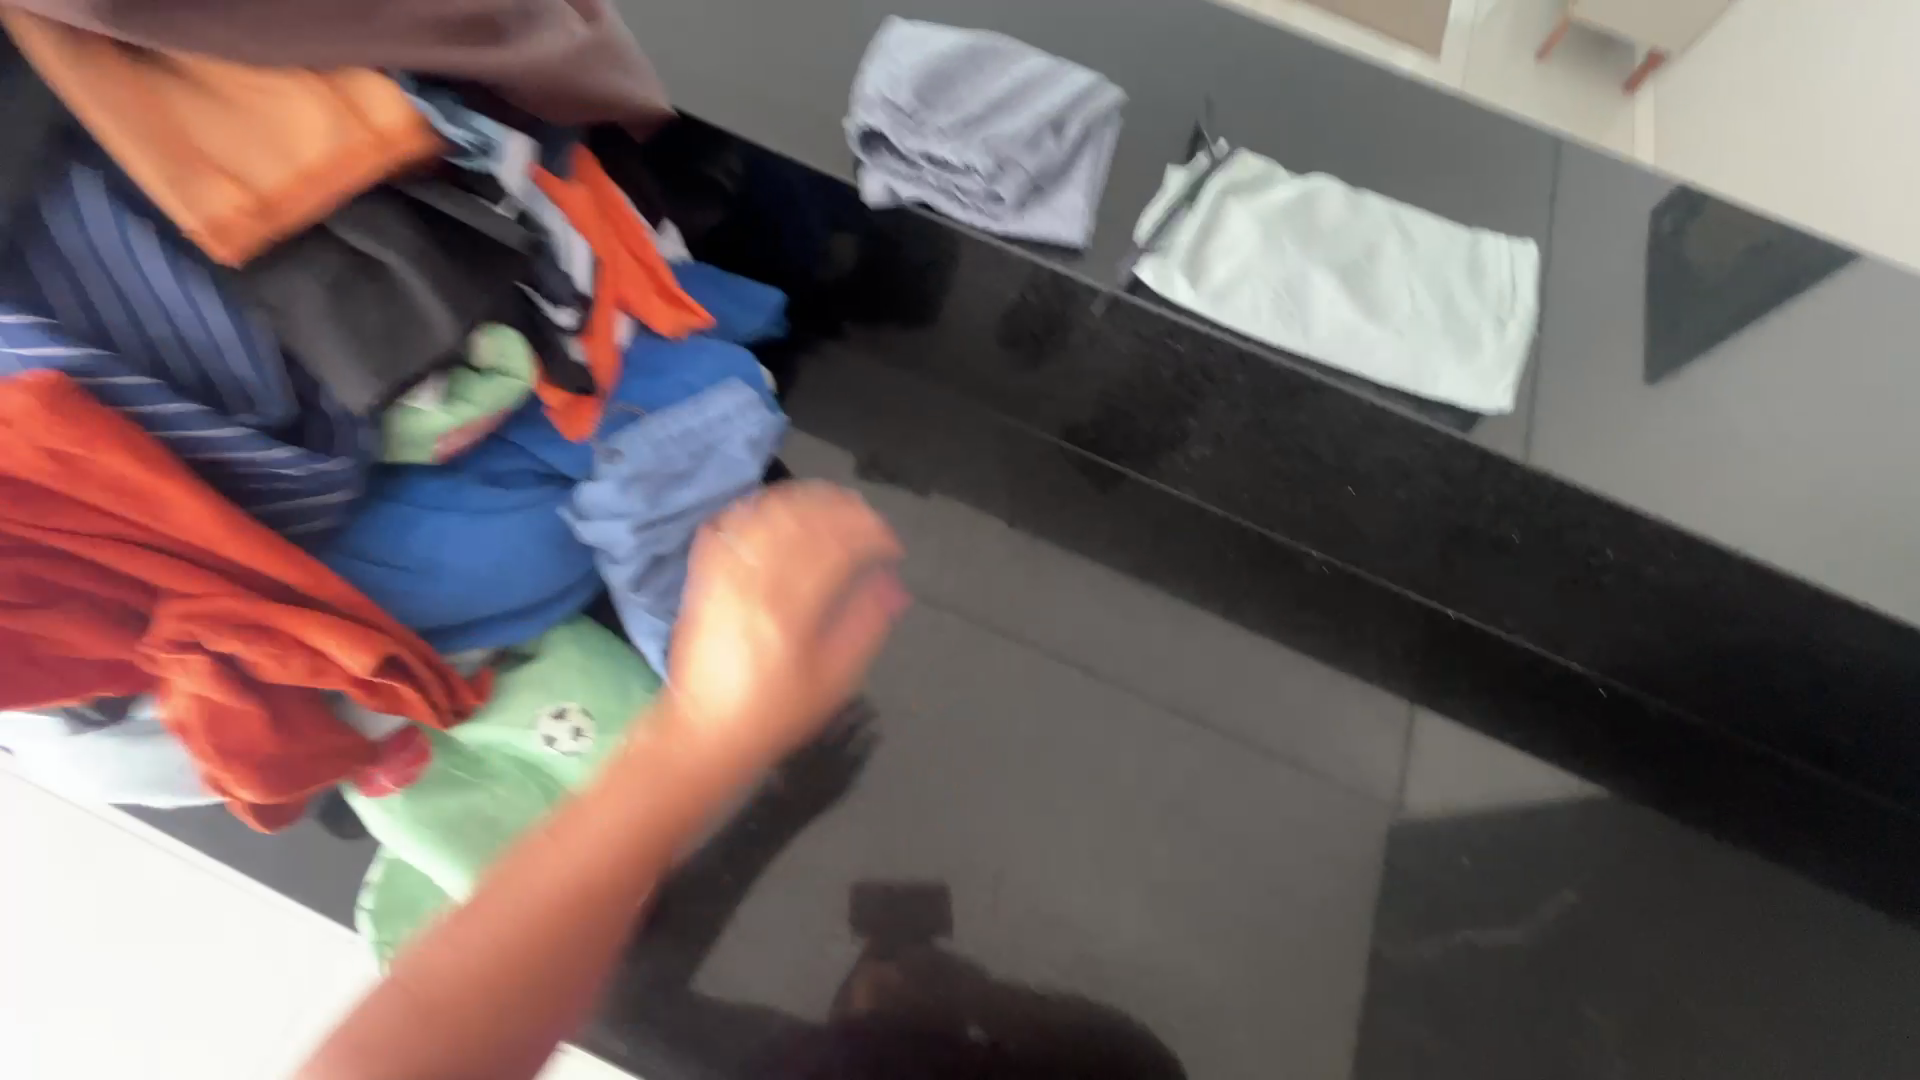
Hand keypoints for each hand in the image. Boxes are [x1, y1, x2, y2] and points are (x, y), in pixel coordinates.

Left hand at [661, 481, 907, 778]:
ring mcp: (725, 575)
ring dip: (806, 499)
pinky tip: (781, 509)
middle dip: (844, 509)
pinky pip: (731, 524)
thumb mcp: (834, 680)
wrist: (707, 731)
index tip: (892, 545)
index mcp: (791, 609)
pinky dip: (760, 508)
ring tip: (834, 505)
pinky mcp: (705, 576)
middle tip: (869, 518)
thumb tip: (894, 585)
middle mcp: (755, 582)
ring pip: (768, 513)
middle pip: (804, 519)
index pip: (839, 546)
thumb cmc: (776, 712)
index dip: (873, 534)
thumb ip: (866, 625)